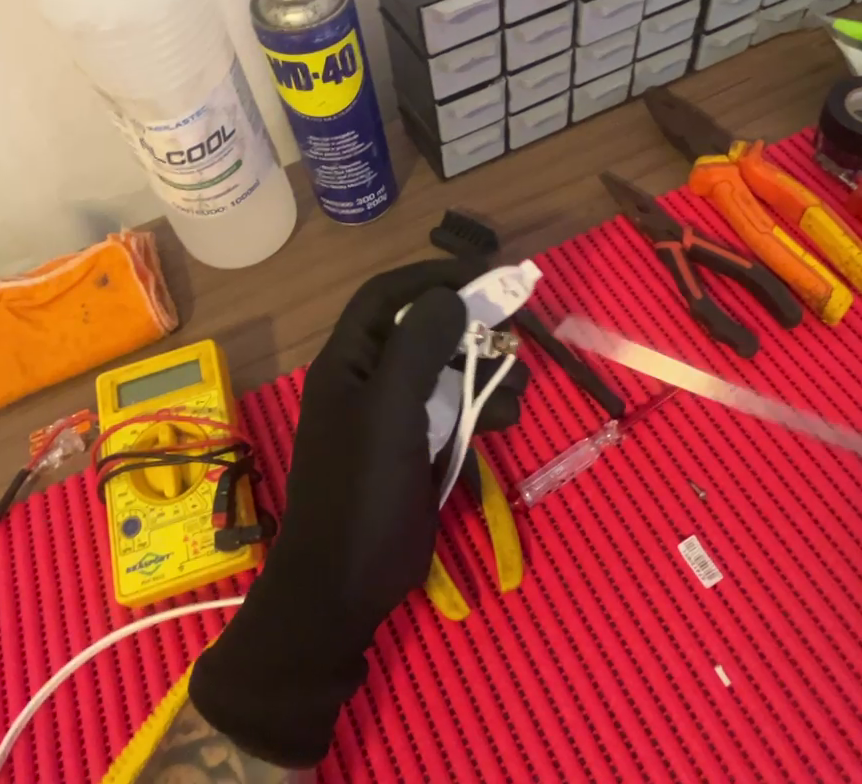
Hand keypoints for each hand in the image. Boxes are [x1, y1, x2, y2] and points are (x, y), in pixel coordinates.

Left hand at [191, 259, 495, 766]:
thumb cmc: (363, 493)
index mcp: (349, 361)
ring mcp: (393, 418)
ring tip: (518, 387)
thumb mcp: (391, 412)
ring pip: (445, 373)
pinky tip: (506, 419)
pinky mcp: (414, 449)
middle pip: (425, 333)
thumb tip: (450, 296)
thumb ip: (418, 347)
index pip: (388, 296)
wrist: (343, 587)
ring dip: (484, 372)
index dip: (433, 277)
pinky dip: (480, 408)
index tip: (484, 275)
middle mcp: (369, 380)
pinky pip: (452, 412)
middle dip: (471, 332)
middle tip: (513, 338)